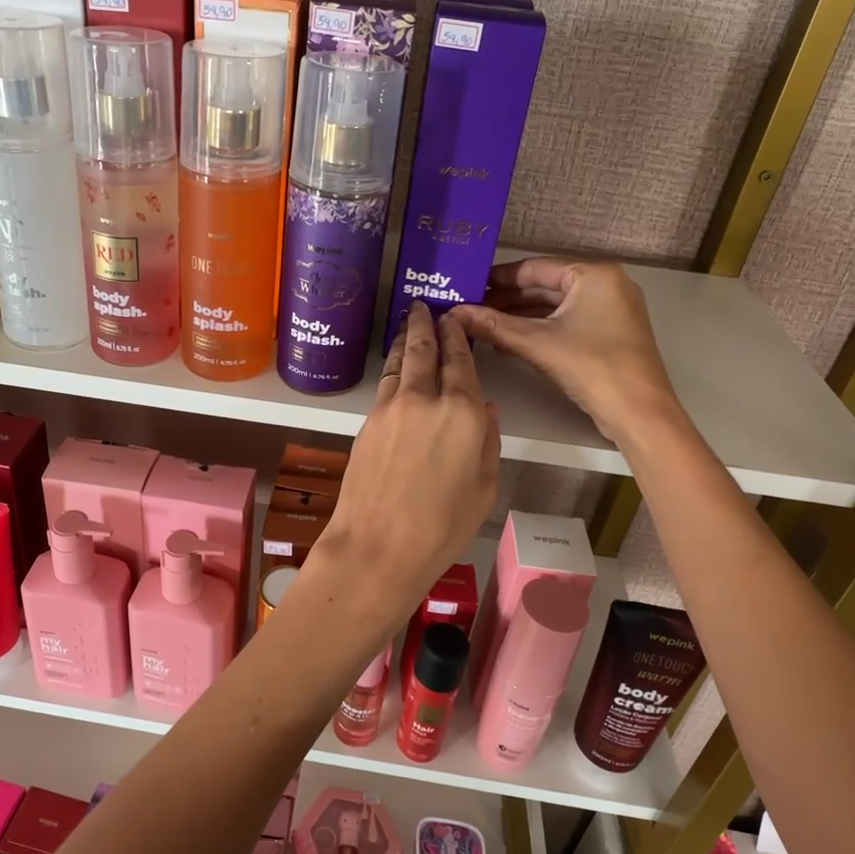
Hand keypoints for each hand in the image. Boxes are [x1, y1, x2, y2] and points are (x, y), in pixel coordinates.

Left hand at [314, 302, 500, 612]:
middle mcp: (426, 399)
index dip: (460, 336)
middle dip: (427, 324)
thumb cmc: (442, 528)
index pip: (462, 362)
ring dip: (406, 339)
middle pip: (426, 350)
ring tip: (409, 323)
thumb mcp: (484, 488)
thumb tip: (484, 408)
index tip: (456, 318)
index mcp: (464, 414)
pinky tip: (396, 366)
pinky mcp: (368, 421)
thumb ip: (487, 442)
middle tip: (425, 307)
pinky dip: (393, 366)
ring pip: (401, 362)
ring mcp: (392, 408)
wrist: (378, 547)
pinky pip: (385, 383)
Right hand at [448, 257, 679, 441]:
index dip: (497, 279)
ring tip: (483, 326)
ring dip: (519, 316)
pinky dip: (539, 329)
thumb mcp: (537, 343)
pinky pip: (566, 321)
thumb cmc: (594, 367)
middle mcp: (606, 284)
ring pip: (554, 306)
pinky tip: (509, 341)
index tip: (467, 288)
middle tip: (470, 309)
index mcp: (594, 274)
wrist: (639, 413)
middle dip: (506, 299)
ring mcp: (610, 309)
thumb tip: (455, 313)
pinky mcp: (608, 333)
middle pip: (544, 286)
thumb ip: (494, 325)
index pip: (534, 268)